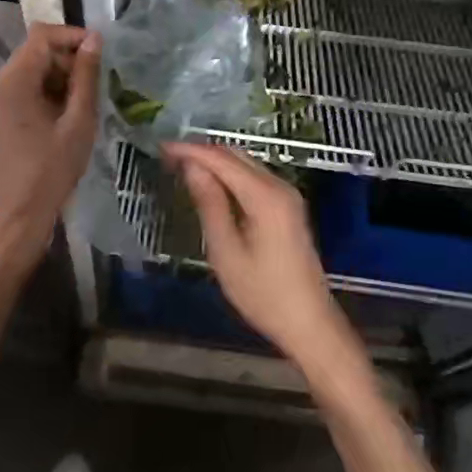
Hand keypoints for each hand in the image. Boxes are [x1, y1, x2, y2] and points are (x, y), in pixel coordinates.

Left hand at [0, 24, 100, 236]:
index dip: (72, 36)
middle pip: (37, 49)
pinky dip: (51, 88)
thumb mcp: (79, 120)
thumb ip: (86, 76)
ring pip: (35, 67)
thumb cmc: (53, 168)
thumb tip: (94, 40)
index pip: (42, 36)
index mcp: (14, 81)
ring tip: (87, 97)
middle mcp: (0, 82)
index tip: (100, 50)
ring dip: (62, 74)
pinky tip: (71, 109)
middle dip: (69, 57)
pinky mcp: (3, 110)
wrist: (22, 210)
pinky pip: (29, 85)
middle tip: (97, 79)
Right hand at [165, 143, 350, 364]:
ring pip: (246, 163)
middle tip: (168, 157)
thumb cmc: (264, 294)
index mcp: (265, 196)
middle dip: (202, 151)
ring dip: (216, 161)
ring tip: (183, 167)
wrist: (309, 323)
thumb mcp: (227, 252)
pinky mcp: (288, 207)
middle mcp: (279, 186)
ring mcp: (287, 195)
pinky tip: (212, 184)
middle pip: (236, 155)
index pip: (221, 159)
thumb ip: (209, 204)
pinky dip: (230, 173)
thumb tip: (192, 167)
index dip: (190, 150)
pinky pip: (254, 177)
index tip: (162, 148)